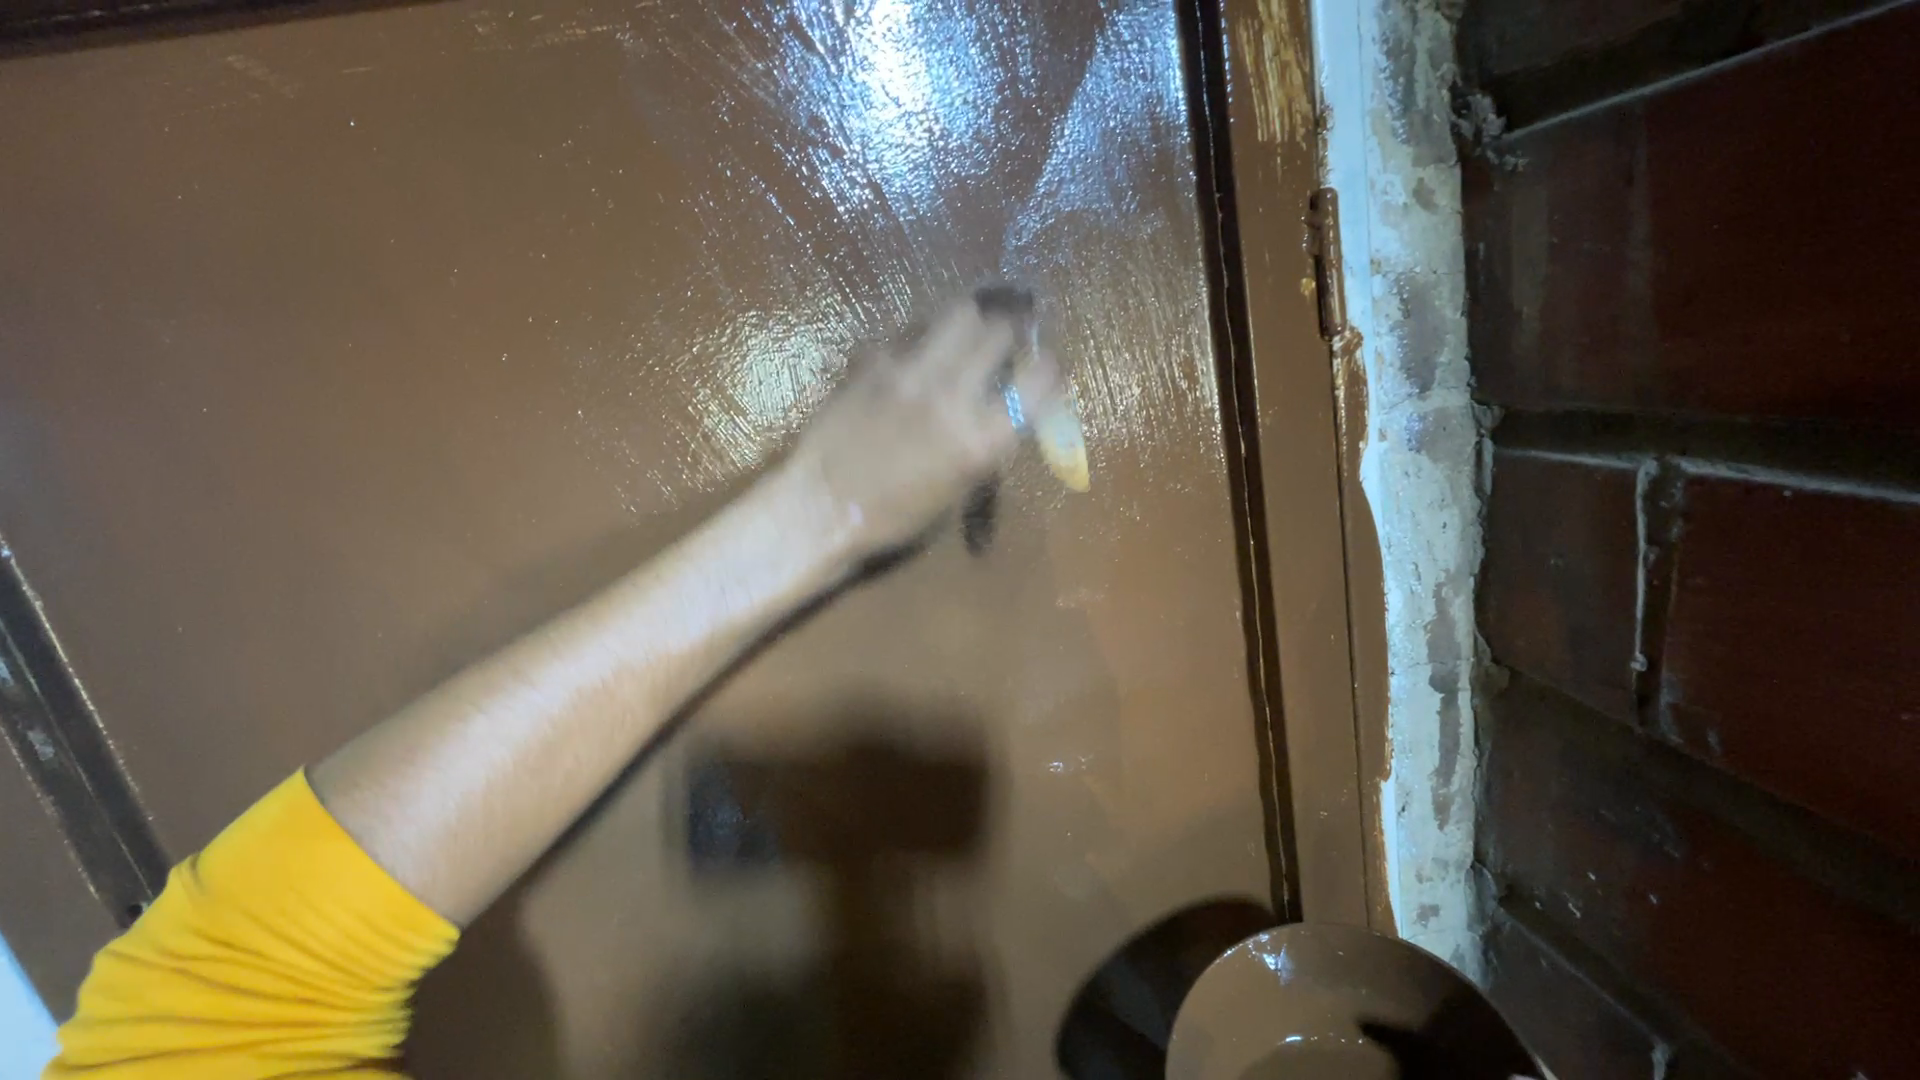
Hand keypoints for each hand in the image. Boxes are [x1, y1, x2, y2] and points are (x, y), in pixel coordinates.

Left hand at [782, 289, 1061, 562]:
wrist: (823, 506)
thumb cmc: (895, 516)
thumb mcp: (958, 488)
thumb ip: (987, 442)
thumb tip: (1005, 408)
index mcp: (980, 439)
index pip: (1040, 378)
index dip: (1050, 367)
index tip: (1044, 367)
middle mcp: (951, 395)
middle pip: (1000, 330)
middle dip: (1010, 332)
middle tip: (1004, 341)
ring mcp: (910, 371)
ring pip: (958, 312)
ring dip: (970, 321)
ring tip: (964, 335)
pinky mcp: (873, 358)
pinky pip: (912, 328)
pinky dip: (924, 335)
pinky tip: (916, 354)